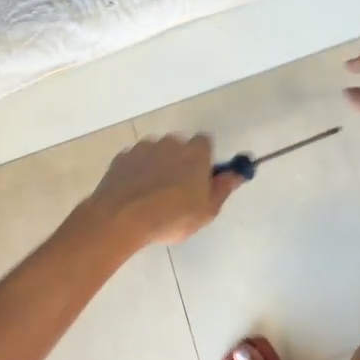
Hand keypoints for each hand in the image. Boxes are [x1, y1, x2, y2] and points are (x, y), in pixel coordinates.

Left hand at [82, 134, 242, 247]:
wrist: (123, 217)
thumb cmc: (173, 215)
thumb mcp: (207, 210)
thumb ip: (224, 188)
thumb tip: (238, 173)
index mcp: (195, 152)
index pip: (205, 143)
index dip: (204, 160)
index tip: (202, 179)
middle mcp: (171, 142)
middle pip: (180, 147)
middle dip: (180, 163)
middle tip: (178, 192)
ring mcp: (144, 148)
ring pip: (156, 153)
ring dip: (157, 167)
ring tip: (152, 197)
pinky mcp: (122, 157)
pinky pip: (135, 162)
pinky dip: (136, 173)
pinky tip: (133, 195)